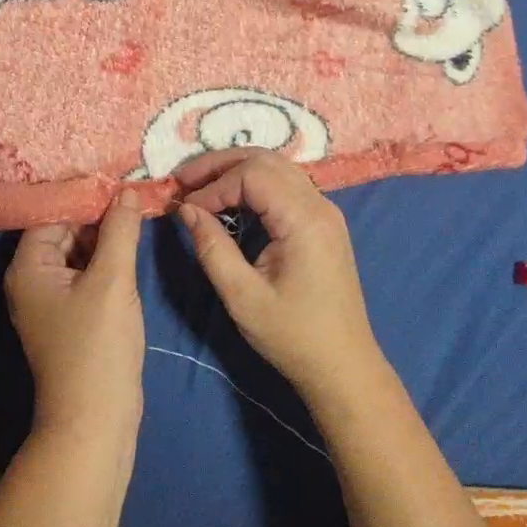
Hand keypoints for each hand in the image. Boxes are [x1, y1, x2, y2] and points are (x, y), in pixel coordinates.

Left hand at [5, 191, 146, 433]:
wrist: (95, 420)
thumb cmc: (97, 346)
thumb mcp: (112, 280)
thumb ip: (120, 230)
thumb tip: (127, 190)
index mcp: (28, 265)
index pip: (52, 211)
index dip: (84, 193)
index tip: (117, 176)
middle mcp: (31, 277)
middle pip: (64, 229)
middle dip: (97, 212)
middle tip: (134, 189)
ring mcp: (49, 298)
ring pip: (77, 250)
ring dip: (104, 234)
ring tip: (137, 208)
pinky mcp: (69, 314)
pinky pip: (85, 273)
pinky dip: (105, 258)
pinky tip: (131, 243)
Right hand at [172, 150, 382, 395]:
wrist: (343, 367)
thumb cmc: (293, 335)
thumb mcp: (242, 296)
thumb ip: (212, 247)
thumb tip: (186, 210)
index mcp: (304, 220)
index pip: (252, 175)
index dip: (214, 185)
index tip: (186, 208)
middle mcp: (320, 205)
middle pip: (265, 159)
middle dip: (220, 165)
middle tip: (183, 179)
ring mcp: (325, 212)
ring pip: (276, 167)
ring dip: (236, 170)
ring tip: (200, 185)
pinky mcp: (323, 222)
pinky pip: (286, 184)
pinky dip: (254, 182)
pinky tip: (231, 200)